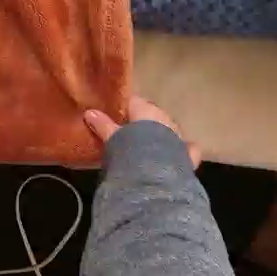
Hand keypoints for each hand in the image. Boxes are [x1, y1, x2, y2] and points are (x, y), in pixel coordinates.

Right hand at [84, 97, 201, 166]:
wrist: (157, 175)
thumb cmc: (132, 149)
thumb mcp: (113, 137)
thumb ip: (102, 124)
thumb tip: (89, 112)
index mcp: (147, 111)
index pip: (134, 101)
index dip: (124, 106)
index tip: (115, 111)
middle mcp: (165, 119)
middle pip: (152, 115)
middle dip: (143, 121)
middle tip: (129, 130)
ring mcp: (178, 136)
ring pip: (168, 130)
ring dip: (160, 135)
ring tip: (148, 144)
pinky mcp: (187, 155)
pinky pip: (186, 149)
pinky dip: (181, 150)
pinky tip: (179, 153)